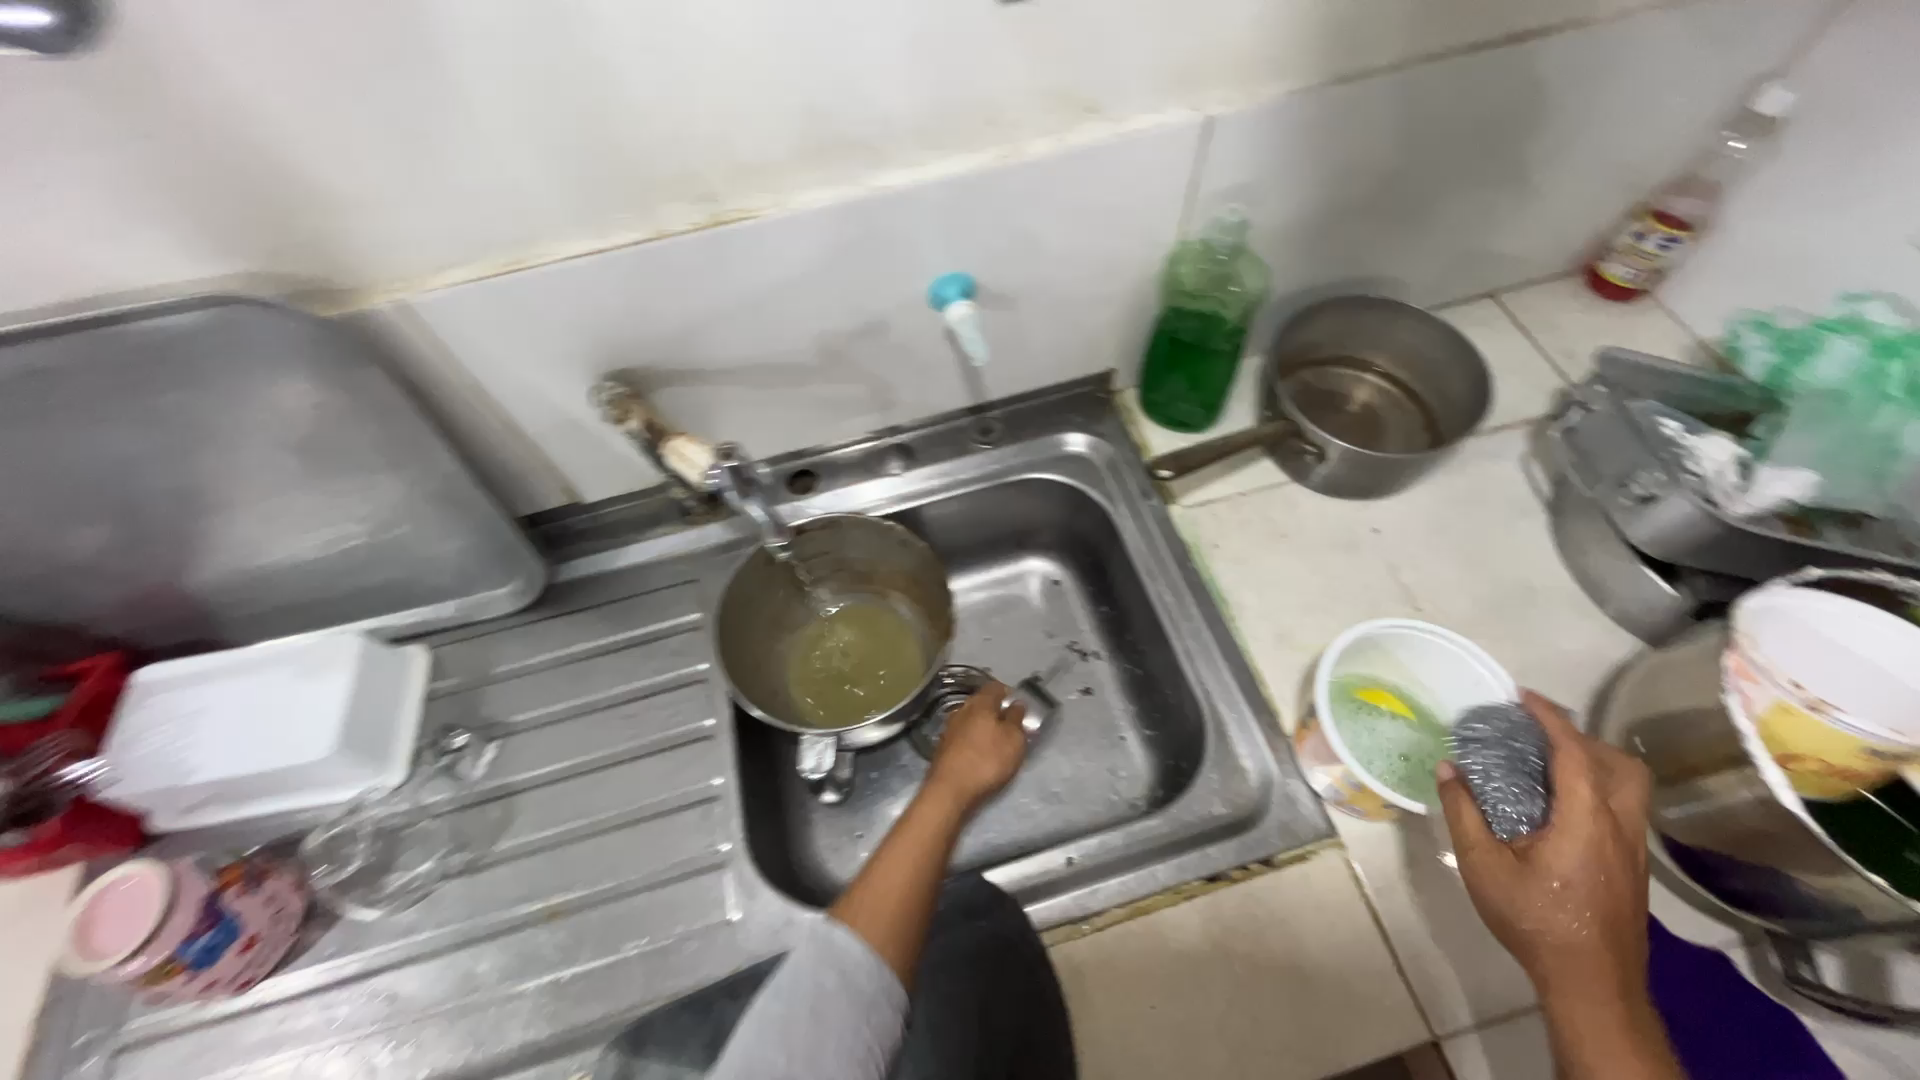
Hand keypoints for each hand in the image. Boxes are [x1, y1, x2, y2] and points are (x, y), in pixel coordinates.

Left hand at [925, 683, 1028, 813]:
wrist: (950, 790)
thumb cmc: (987, 760)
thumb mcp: (1014, 740)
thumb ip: (1016, 718)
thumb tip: (1016, 703)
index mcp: (980, 702)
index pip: (995, 686)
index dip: (1008, 693)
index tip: (1018, 708)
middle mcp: (961, 709)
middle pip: (981, 702)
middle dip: (995, 711)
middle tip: (1010, 727)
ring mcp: (949, 727)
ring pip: (970, 719)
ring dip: (983, 726)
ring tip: (996, 742)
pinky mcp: (942, 746)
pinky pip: (962, 735)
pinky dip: (972, 740)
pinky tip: (979, 753)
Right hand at [1436, 690, 1654, 1000]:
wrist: (1591, 981)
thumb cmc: (1534, 920)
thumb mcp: (1482, 867)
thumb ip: (1464, 813)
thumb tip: (1448, 770)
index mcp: (1585, 820)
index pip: (1574, 753)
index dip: (1550, 718)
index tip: (1522, 696)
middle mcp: (1619, 827)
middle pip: (1619, 764)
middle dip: (1581, 737)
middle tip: (1538, 733)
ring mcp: (1632, 849)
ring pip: (1629, 787)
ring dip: (1595, 762)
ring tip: (1549, 762)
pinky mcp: (1632, 866)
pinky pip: (1623, 807)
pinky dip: (1597, 786)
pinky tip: (1560, 804)